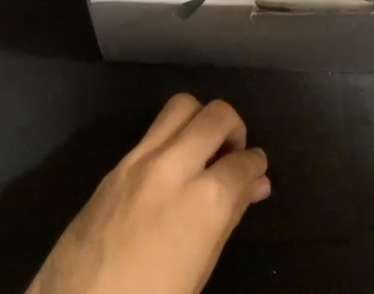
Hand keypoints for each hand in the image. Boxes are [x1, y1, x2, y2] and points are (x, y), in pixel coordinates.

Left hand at [28, 94, 270, 293]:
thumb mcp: (200, 268)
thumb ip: (230, 217)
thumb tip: (257, 185)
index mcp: (203, 200)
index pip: (244, 162)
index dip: (256, 164)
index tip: (256, 170)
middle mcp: (174, 166)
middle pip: (215, 115)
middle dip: (234, 128)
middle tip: (232, 154)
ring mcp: (140, 160)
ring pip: (181, 105)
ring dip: (201, 119)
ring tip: (204, 150)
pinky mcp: (116, 164)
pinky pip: (153, 130)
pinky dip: (173, 135)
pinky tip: (174, 166)